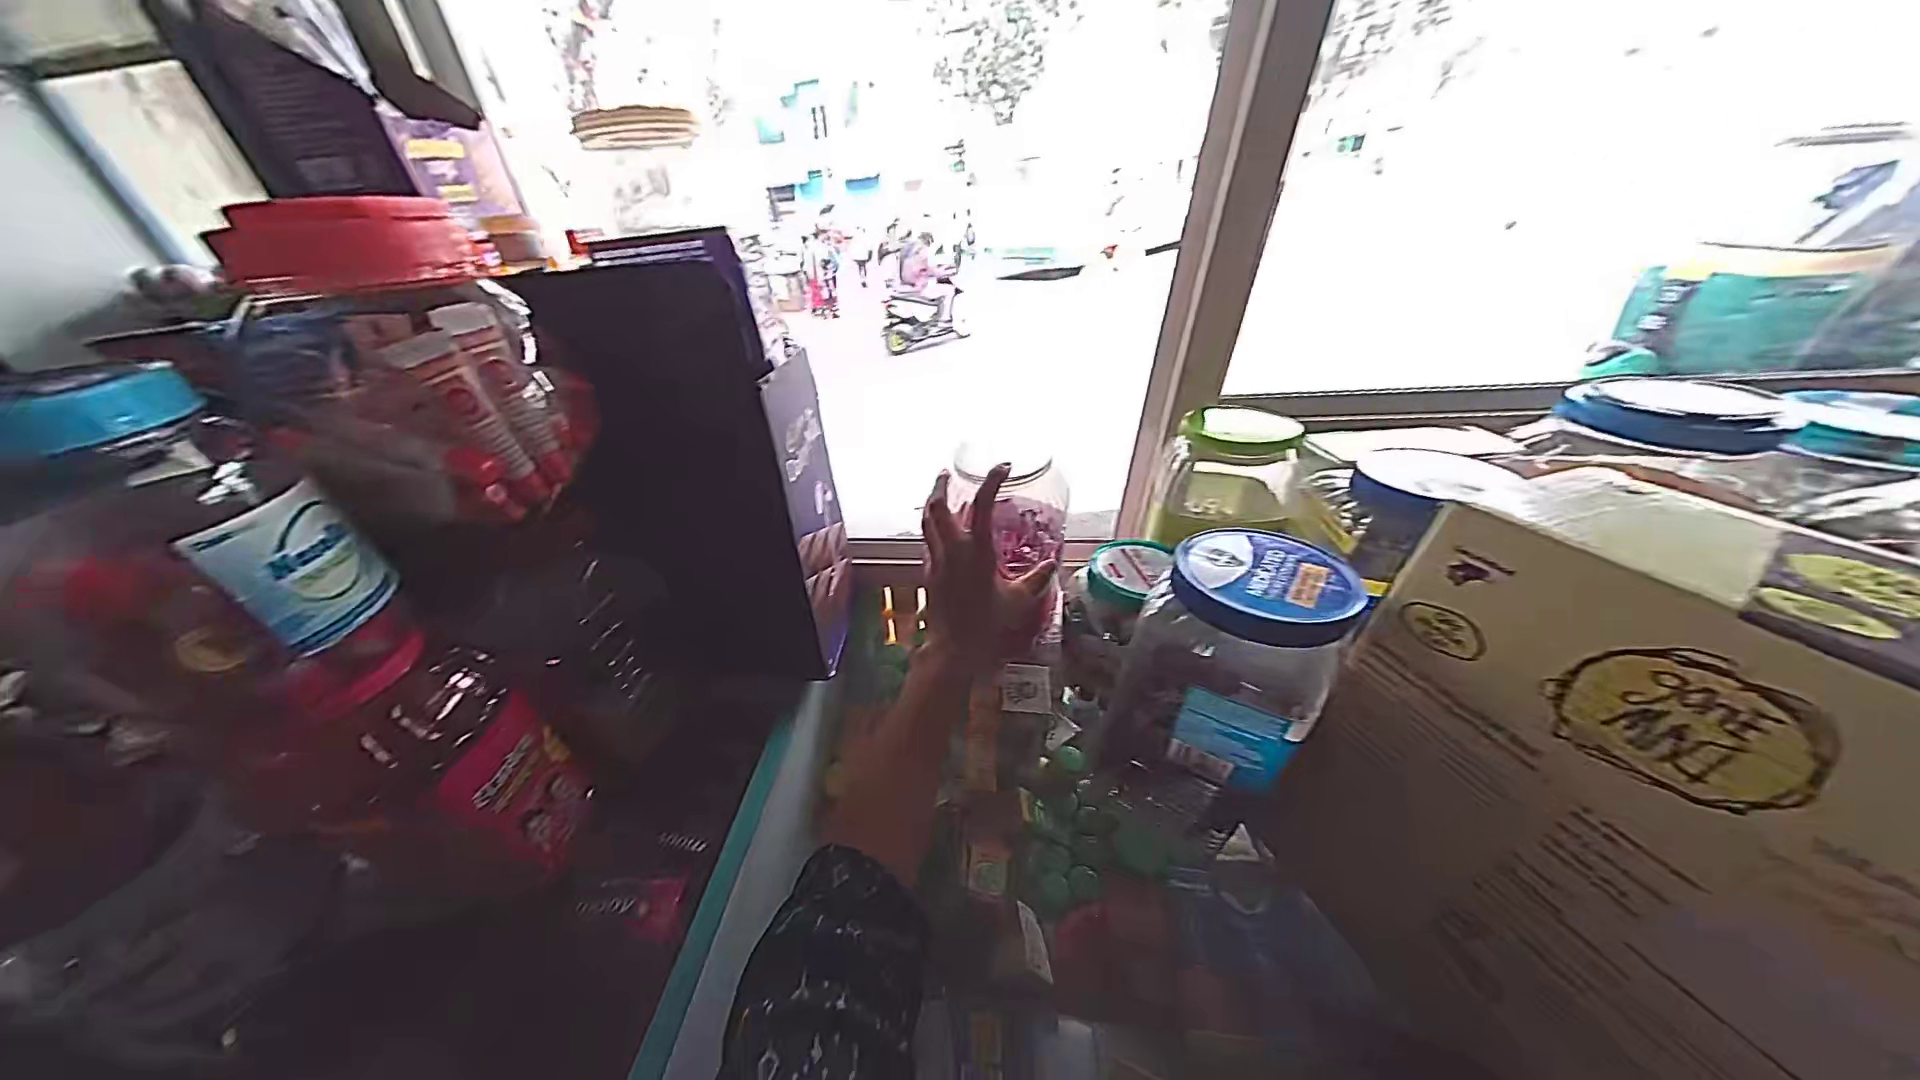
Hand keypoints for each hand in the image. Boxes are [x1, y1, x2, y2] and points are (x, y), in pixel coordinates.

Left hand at [920, 464, 1057, 675]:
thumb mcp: (1019, 601)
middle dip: (941, 485)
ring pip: (927, 523)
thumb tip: (1052, 565)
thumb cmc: (988, 626)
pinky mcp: (928, 575)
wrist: (953, 650)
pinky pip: (928, 544)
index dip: (992, 480)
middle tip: (947, 473)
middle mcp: (951, 550)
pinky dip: (934, 531)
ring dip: (933, 505)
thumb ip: (1036, 580)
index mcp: (976, 550)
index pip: (982, 504)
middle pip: (937, 507)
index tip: (1002, 467)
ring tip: (939, 494)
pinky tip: (942, 536)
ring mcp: (936, 562)